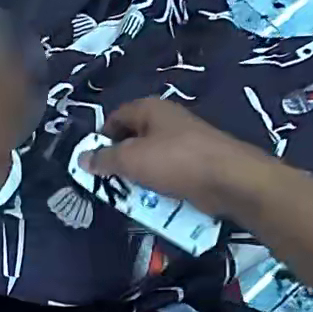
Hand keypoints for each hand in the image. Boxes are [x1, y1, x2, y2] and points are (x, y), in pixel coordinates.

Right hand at [84, 98, 281, 217]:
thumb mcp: (132, 159)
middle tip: (109, 184)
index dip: (101, 138)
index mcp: (151, 109)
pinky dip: (160, 187)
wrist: (229, 180)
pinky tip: (156, 202)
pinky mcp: (197, 165)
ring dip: (140, 178)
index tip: (93, 163)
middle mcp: (167, 121)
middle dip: (120, 162)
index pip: (115, 118)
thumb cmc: (176, 161)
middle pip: (133, 140)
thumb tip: (83, 158)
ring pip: (151, 160)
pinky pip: (170, 174)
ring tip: (131, 197)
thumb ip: (105, 159)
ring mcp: (185, 143)